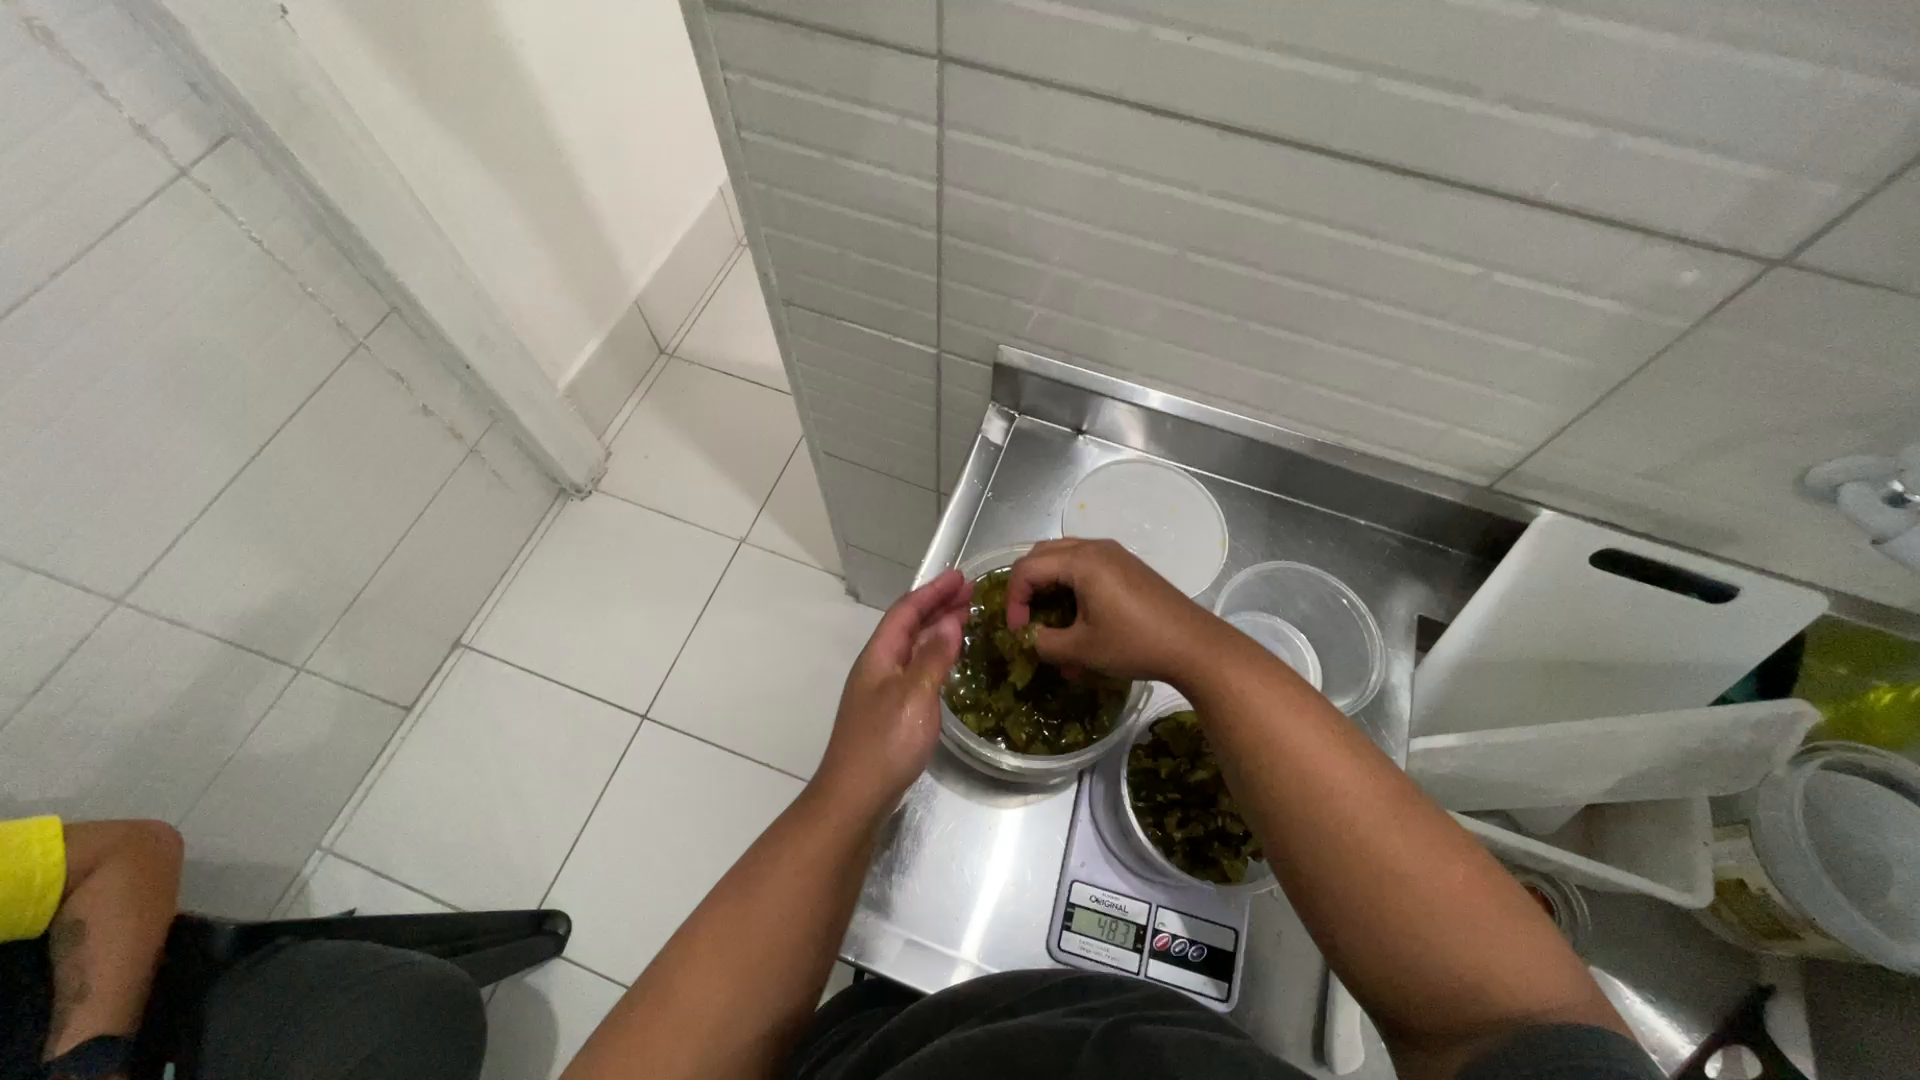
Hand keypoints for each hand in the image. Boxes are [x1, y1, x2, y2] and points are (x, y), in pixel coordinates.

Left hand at [813, 570, 969, 814]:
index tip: (963, 576)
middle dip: (938, 606)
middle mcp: (877, 668)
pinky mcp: (889, 713)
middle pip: (908, 627)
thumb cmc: (885, 743)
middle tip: (972, 594)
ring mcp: (881, 691)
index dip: (934, 591)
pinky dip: (935, 657)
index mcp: (879, 656)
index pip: (907, 611)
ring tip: (966, 619)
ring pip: (912, 648)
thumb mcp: (915, 695)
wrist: (854, 797)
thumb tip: (950, 621)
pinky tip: (949, 663)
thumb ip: (934, 657)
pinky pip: (915, 669)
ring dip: (937, 630)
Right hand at [1004, 538, 1224, 682]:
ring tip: (1051, 624)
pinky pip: (1086, 569)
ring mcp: (1114, 555)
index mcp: (1081, 561)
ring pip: (1064, 561)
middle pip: (1042, 557)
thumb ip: (1044, 643)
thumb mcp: (1082, 650)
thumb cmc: (1135, 644)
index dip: (1014, 601)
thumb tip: (1029, 640)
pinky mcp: (1127, 568)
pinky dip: (1072, 590)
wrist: (1195, 646)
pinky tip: (1079, 623)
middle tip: (1027, 621)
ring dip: (1050, 589)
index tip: (1018, 632)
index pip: (1026, 570)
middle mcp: (1095, 548)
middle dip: (1027, 589)